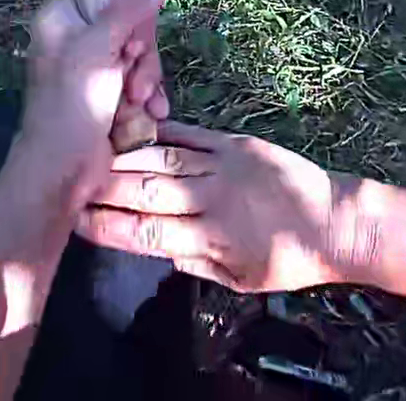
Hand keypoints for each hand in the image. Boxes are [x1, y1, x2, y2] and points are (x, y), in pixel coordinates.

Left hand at [10, 0, 169, 204]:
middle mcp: (77, 35)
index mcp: (62, 16)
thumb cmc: (72, 104)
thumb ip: (127, 13)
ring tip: (139, 101)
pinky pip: (140, 75)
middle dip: (140, 45)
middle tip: (134, 66)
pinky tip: (151, 112)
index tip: (144, 9)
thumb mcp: (98, 50)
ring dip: (146, 74)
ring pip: (138, 47)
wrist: (61, 173)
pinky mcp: (110, 89)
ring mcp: (94, 64)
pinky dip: (148, 93)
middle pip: (127, 16)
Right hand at [75, 121, 372, 292]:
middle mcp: (211, 198)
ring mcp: (223, 164)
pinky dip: (164, 132)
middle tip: (73, 179)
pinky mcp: (235, 142)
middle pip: (149, 190)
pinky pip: (192, 135)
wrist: (331, 219)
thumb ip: (197, 261)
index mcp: (211, 237)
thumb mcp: (240, 279)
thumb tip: (159, 245)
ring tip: (96, 151)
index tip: (78, 220)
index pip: (148, 232)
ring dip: (128, 155)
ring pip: (165, 158)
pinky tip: (139, 127)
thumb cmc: (286, 258)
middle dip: (107, 186)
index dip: (110, 226)